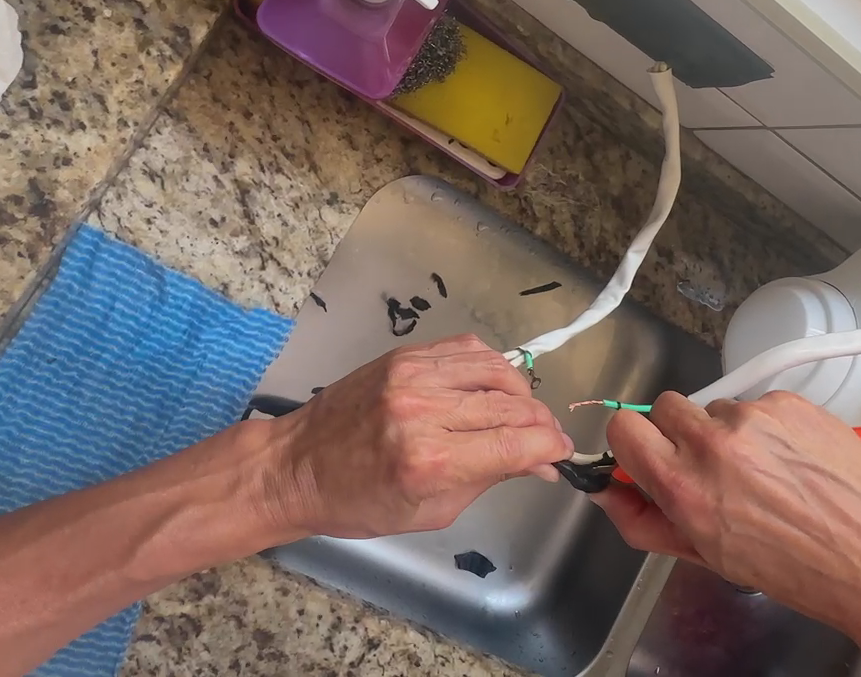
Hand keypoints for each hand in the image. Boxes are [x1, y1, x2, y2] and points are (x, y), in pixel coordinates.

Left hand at [261, 333, 573, 538]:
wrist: (298, 464)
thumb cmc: (358, 502)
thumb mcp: (430, 512)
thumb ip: (489, 479)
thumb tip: (539, 462)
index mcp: (430, 462)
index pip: (517, 444)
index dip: (551, 448)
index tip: (562, 453)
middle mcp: (425, 410)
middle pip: (511, 405)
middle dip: (541, 423)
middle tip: (547, 437)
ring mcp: (414, 374)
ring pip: (496, 369)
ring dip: (520, 391)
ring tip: (521, 411)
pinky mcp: (405, 354)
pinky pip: (467, 349)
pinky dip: (490, 365)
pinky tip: (491, 385)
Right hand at [590, 392, 860, 630]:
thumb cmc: (793, 570)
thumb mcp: (707, 556)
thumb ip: (644, 521)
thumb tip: (606, 488)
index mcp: (685, 486)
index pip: (624, 427)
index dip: (634, 441)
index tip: (649, 453)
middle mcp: (712, 443)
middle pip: (665, 407)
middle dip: (680, 433)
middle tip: (712, 466)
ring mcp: (753, 416)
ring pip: (715, 407)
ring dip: (728, 431)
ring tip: (766, 470)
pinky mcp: (787, 401)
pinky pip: (758, 404)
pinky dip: (768, 427)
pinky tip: (793, 459)